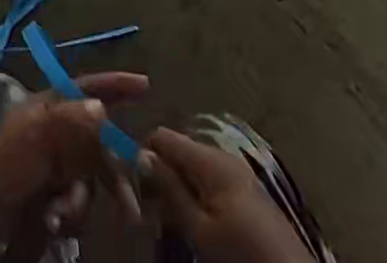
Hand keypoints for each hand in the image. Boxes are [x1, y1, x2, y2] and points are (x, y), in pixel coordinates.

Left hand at [0, 73, 147, 261]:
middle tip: (129, 204)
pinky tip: (54, 223)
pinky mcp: (48, 194)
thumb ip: (66, 124)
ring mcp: (49, 165)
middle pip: (94, 143)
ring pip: (89, 177)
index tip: (144, 84)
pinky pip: (77, 201)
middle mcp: (49, 132)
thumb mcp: (32, 141)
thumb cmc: (1, 169)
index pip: (81, 89)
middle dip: (109, 173)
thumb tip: (101, 106)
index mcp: (42, 110)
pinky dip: (71, 213)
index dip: (112, 85)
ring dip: (81, 200)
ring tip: (59, 217)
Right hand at [141, 129, 315, 262]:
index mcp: (211, 160)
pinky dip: (197, 196)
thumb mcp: (199, 229)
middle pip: (178, 151)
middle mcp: (224, 157)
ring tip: (174, 221)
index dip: (145, 156)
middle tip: (153, 211)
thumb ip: (169, 189)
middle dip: (162, 175)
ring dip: (178, 189)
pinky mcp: (248, 191)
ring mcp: (239, 173)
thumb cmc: (244, 257)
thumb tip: (141, 156)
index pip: (162, 136)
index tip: (138, 187)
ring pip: (193, 167)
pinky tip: (197, 223)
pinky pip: (210, 181)